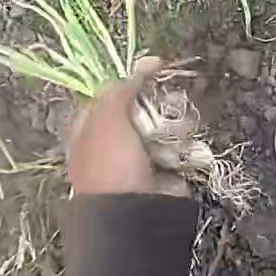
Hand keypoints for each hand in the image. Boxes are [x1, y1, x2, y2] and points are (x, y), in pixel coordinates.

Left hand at [67, 57, 190, 197]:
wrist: (135, 212)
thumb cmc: (111, 164)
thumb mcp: (108, 119)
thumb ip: (123, 88)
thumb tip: (145, 63)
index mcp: (91, 127)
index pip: (114, 93)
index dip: (134, 79)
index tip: (155, 67)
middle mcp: (116, 139)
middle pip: (145, 105)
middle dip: (160, 100)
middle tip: (170, 97)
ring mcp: (143, 153)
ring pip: (167, 122)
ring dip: (175, 124)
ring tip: (176, 130)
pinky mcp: (168, 166)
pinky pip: (181, 144)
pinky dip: (184, 144)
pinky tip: (182, 146)